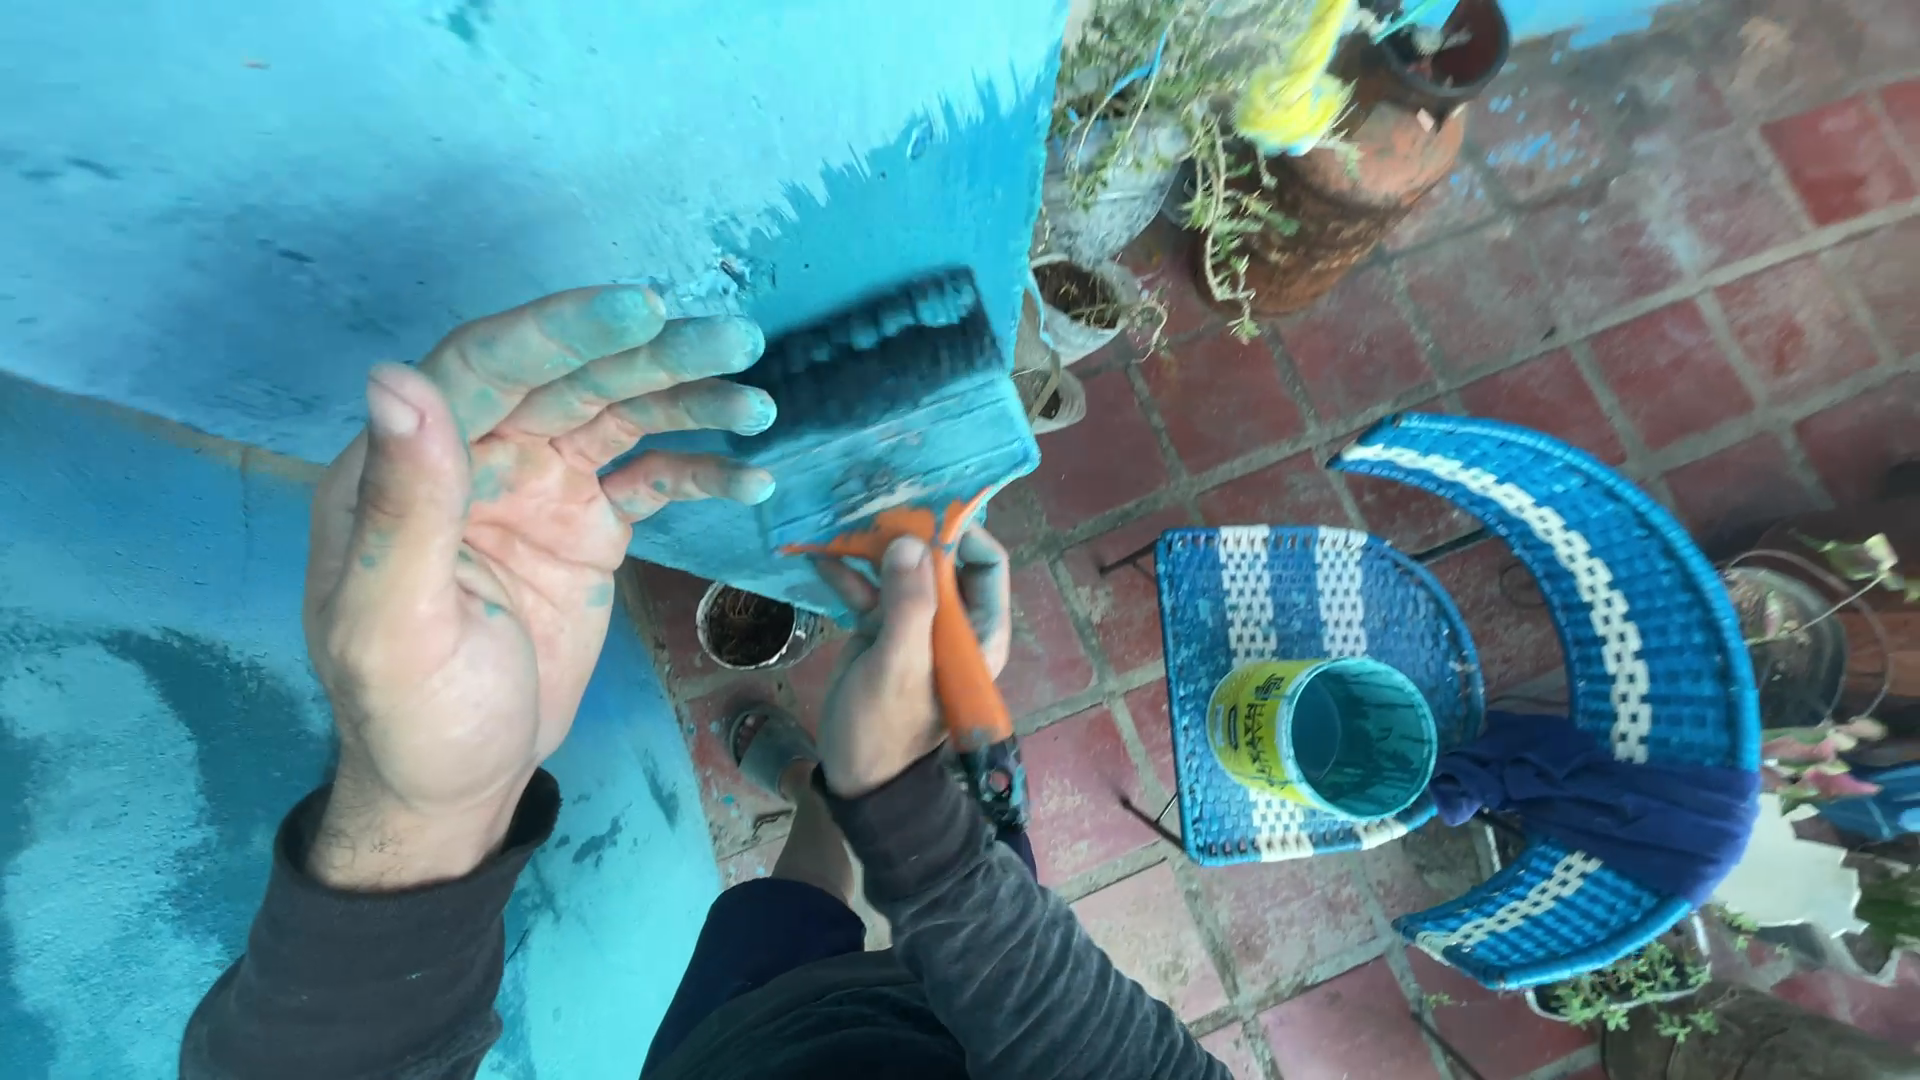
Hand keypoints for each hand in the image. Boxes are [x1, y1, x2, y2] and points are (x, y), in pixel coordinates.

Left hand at [304, 286, 776, 887]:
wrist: (467, 777)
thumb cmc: (415, 714)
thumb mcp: (392, 623)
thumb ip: (403, 506)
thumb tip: (395, 379)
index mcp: (413, 464)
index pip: (491, 366)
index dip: (567, 332)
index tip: (645, 310)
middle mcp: (485, 457)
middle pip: (578, 383)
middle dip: (659, 358)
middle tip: (737, 338)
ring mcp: (548, 488)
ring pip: (627, 422)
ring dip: (695, 406)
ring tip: (761, 404)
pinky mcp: (594, 524)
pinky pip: (657, 482)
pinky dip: (704, 474)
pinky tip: (754, 476)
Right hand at [812, 529, 1011, 797]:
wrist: (856, 777)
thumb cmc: (886, 728)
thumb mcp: (899, 666)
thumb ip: (908, 605)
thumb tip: (909, 542)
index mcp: (978, 632)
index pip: (986, 565)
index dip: (962, 533)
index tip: (923, 510)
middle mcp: (953, 621)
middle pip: (940, 560)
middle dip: (909, 532)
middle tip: (875, 502)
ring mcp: (916, 623)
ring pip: (900, 570)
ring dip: (873, 547)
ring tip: (840, 518)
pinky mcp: (882, 630)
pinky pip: (869, 592)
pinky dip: (848, 573)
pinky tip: (819, 553)